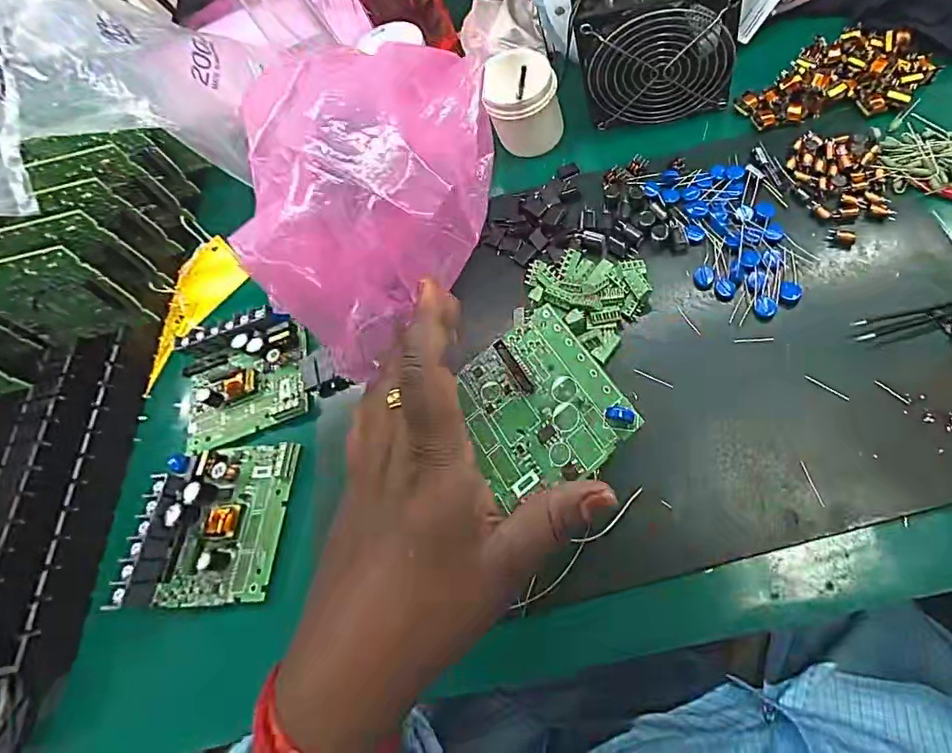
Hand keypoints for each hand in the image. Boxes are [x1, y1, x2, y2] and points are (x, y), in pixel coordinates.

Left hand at [274, 281, 616, 750]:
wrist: (345, 664)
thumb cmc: (430, 609)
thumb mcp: (502, 569)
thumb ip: (550, 520)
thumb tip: (606, 490)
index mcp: (434, 465)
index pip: (429, 382)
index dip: (429, 329)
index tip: (433, 288)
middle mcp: (394, 455)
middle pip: (398, 377)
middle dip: (415, 331)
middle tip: (433, 297)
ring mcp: (365, 472)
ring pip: (375, 397)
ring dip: (394, 357)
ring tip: (409, 331)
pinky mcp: (350, 492)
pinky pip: (364, 422)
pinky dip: (378, 391)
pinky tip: (381, 397)